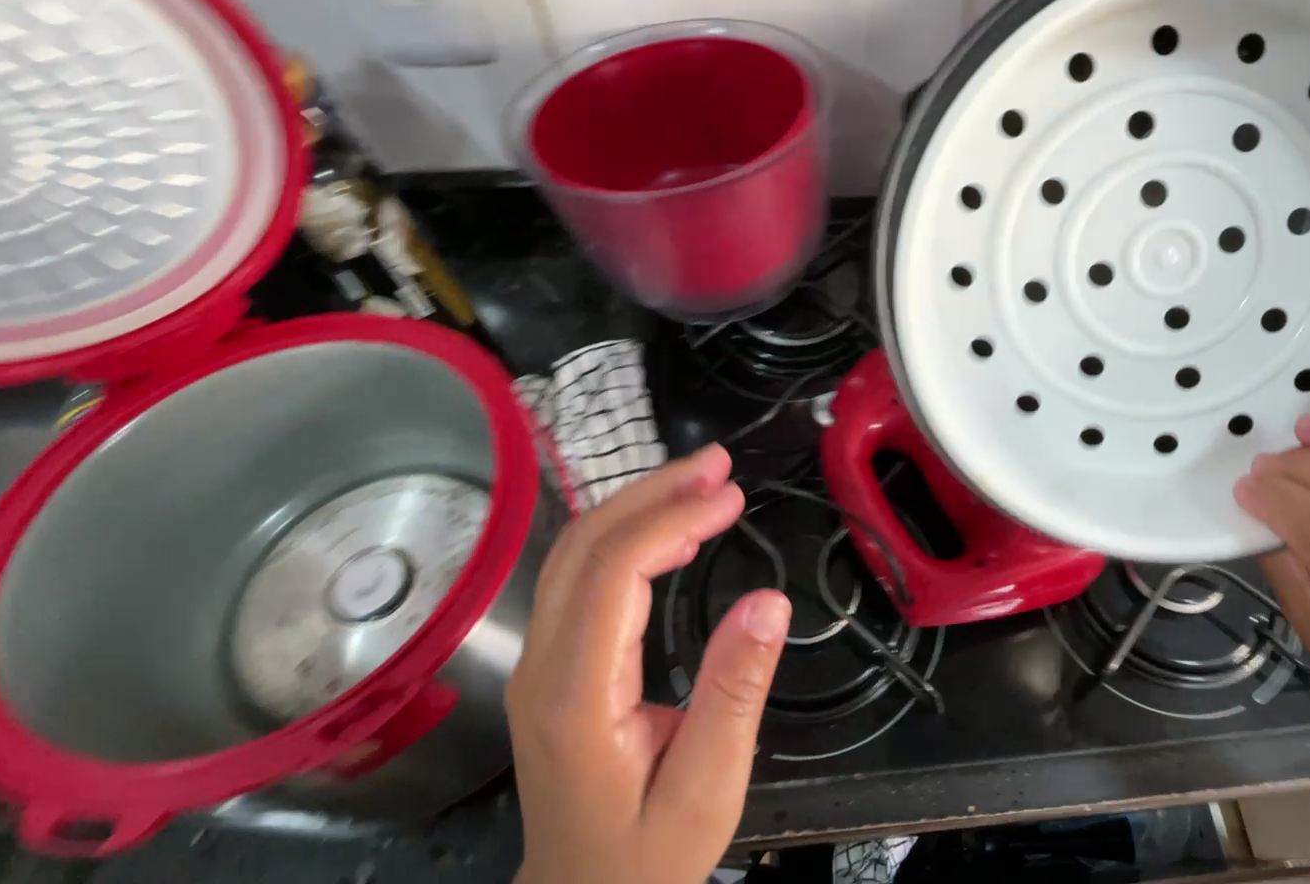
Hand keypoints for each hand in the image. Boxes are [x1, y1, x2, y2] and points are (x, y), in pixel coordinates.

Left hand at [505, 446, 790, 883]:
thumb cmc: (646, 857)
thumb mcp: (707, 787)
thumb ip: (735, 691)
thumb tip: (771, 600)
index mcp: (579, 693)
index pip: (615, 571)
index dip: (672, 520)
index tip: (731, 497)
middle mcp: (544, 664)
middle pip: (585, 544)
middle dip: (653, 491)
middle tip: (719, 465)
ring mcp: (539, 662)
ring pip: (576, 553)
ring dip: (638, 506)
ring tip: (703, 483)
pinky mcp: (550, 665)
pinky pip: (581, 577)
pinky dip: (627, 537)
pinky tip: (671, 534)